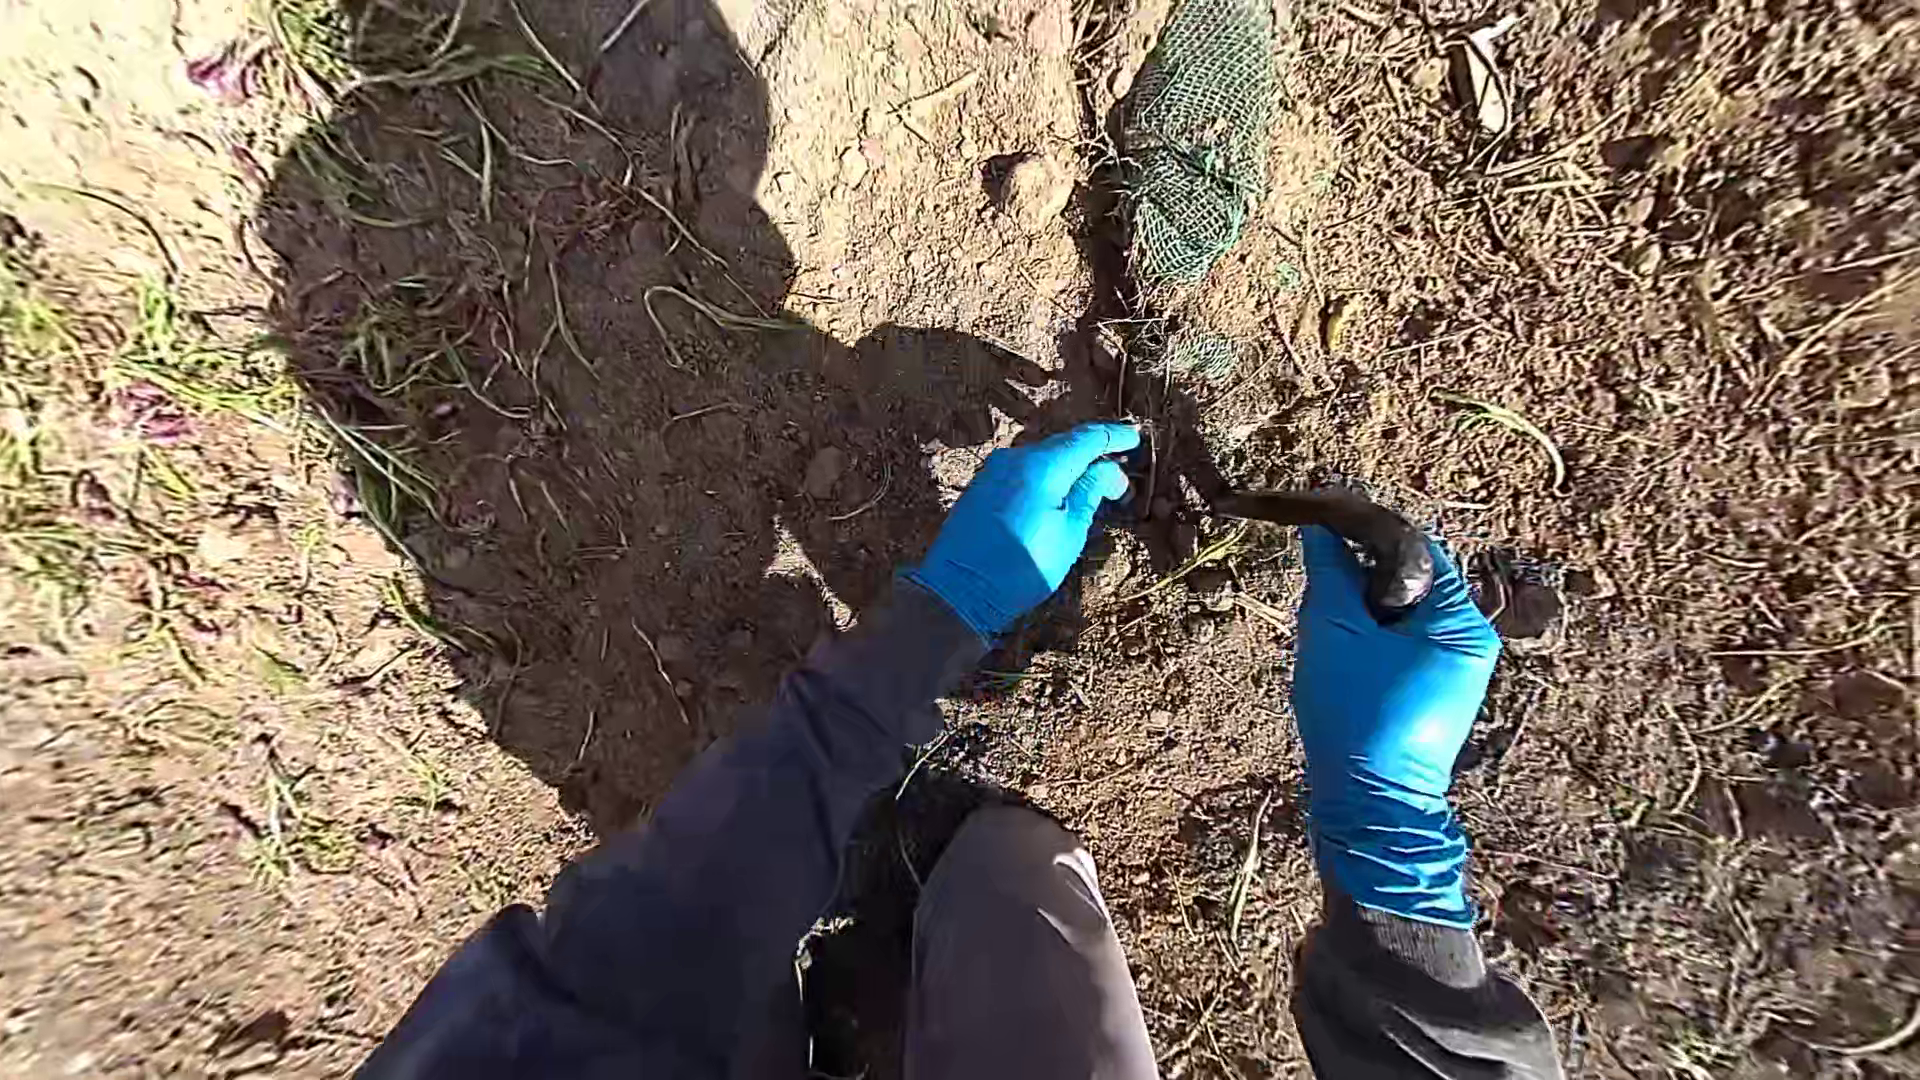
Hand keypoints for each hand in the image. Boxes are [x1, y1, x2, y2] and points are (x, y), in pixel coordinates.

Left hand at [906, 423, 1139, 639]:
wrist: (959, 589)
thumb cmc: (1022, 566)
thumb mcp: (1068, 532)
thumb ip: (1089, 493)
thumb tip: (1108, 469)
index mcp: (1041, 466)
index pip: (1086, 438)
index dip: (1113, 437)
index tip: (1134, 438)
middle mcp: (1014, 459)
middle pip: (1062, 446)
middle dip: (1093, 456)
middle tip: (1116, 474)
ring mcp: (993, 472)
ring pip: (1041, 460)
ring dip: (1068, 469)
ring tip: (1089, 487)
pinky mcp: (980, 489)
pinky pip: (1022, 473)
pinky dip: (1045, 478)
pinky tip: (1056, 495)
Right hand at [1291, 525, 1498, 926]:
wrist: (1370, 793)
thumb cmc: (1354, 707)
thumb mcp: (1333, 631)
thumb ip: (1329, 574)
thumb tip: (1320, 530)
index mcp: (1458, 618)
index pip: (1415, 547)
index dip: (1365, 529)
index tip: (1319, 517)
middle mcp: (1468, 633)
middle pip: (1408, 574)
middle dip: (1357, 568)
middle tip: (1314, 574)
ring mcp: (1452, 660)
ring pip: (1397, 603)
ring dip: (1356, 598)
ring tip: (1321, 618)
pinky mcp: (1430, 680)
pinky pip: (1396, 632)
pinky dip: (1364, 624)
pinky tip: (1336, 641)